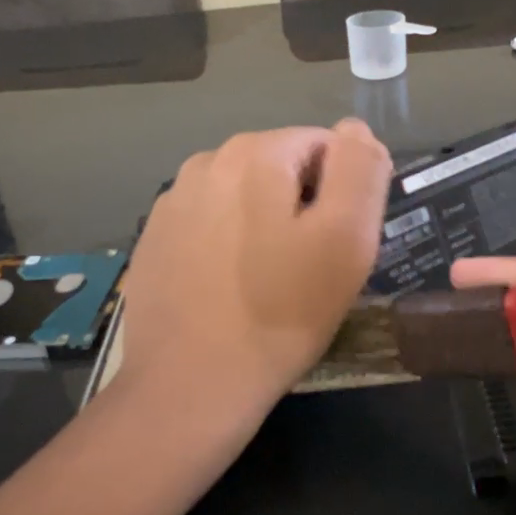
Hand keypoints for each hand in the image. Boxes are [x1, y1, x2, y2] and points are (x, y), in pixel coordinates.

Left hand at [116, 121, 392, 416]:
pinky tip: (232, 290)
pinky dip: (230, 246)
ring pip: (246, 197)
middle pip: (283, 168)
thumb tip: (356, 128)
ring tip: (272, 283)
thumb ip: (360, 170)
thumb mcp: (346, 239)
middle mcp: (206, 161)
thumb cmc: (281, 312)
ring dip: (267, 225)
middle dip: (305, 206)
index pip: (326, 146)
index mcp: (253, 152)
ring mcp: (172, 201)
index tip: (338, 246)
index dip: (344, 194)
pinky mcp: (155, 239)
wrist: (191, 386)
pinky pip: (212, 225)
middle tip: (310, 268)